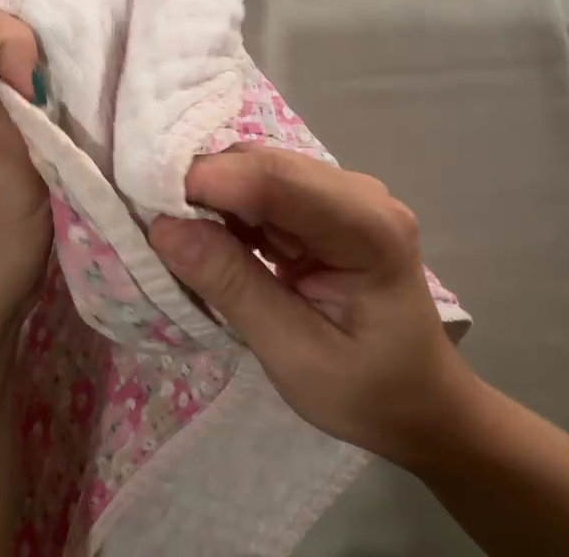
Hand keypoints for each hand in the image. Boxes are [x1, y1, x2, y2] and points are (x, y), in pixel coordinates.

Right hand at [148, 146, 475, 469]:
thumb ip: (233, 286)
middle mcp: (360, 194)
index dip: (209, 180)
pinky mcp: (324, 206)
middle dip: (202, 186)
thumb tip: (164, 229)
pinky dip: (229, 209)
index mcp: (369, 229)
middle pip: (265, 164)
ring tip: (177, 237)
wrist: (422, 405)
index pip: (278, 181)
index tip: (147, 205)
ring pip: (258, 170)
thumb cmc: (368, 392)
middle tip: (152, 226)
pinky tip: (213, 243)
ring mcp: (343, 195)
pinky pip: (263, 190)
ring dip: (212, 197)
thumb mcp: (295, 354)